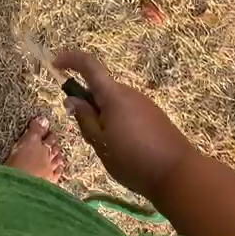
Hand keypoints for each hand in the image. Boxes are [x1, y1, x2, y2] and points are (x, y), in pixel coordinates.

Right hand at [54, 49, 198, 199]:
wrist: (180, 175)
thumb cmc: (134, 160)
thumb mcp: (100, 143)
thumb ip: (84, 119)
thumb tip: (73, 99)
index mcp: (113, 95)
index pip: (88, 65)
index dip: (70, 60)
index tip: (55, 65)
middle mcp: (129, 93)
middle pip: (101, 88)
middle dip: (88, 104)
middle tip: (87, 133)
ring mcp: (145, 104)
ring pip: (114, 103)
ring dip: (104, 116)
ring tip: (108, 148)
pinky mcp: (155, 117)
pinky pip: (128, 112)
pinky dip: (118, 123)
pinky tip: (126, 150)